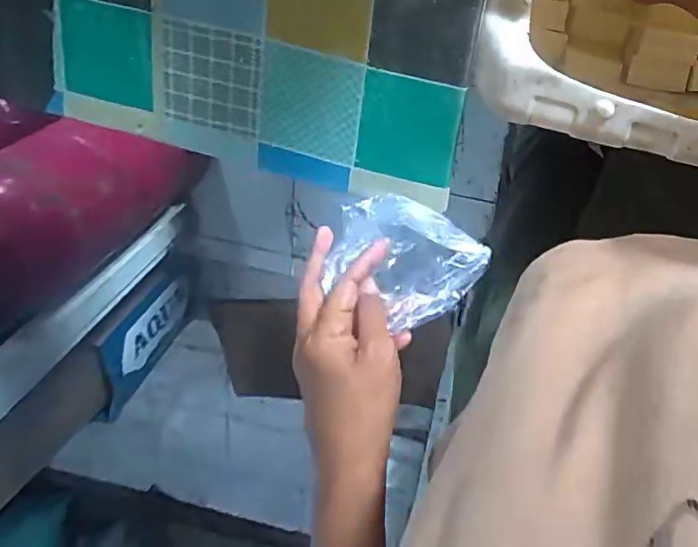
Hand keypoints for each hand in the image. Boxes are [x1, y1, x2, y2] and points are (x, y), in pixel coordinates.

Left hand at [295, 228, 409, 495]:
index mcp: (320, 334)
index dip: (363, 263)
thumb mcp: (379, 356)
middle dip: (321, 261)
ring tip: (359, 269)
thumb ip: (373, 315)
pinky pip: (337, 336)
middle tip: (326, 234)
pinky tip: (389, 327)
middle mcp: (308, 340)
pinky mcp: (322, 372)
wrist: (349, 463)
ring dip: (341, 291)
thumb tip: (367, 285)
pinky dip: (356, 324)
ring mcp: (312, 358)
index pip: (342, 286)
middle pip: (313, 290)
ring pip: (324, 311)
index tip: (382, 244)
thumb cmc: (366, 407)